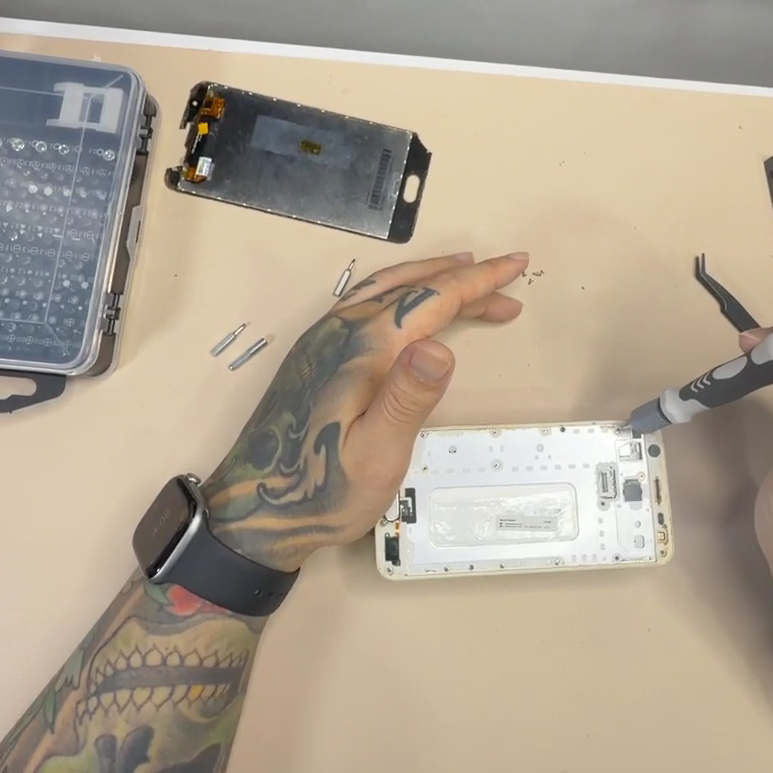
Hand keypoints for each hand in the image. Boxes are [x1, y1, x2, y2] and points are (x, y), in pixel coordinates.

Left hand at [202, 252, 528, 572]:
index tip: (517, 264)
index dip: (480, 281)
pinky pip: (368, 298)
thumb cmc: (324, 490)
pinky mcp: (315, 350)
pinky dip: (402, 288)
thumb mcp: (377, 455)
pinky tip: (409, 303)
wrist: (255, 508)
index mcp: (365, 348)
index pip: (433, 298)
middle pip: (413, 285)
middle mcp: (343, 329)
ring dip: (431, 276)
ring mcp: (324, 336)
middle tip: (508, 277)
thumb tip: (441, 346)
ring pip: (387, 286)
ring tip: (467, 275)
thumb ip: (408, 398)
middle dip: (465, 277)